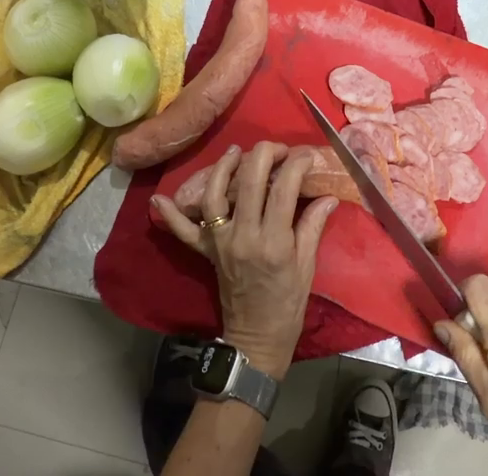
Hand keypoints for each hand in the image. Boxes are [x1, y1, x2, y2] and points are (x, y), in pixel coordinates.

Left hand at [152, 143, 337, 378]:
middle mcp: (244, 236)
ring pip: (215, 195)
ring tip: (235, 150)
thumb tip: (328, 195)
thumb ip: (313, 227)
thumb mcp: (307, 267)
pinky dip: (170, 214)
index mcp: (274, 242)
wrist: (257, 338)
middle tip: (277, 148)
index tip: (305, 156)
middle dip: (264, 155)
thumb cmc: (288, 305)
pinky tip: (159, 198)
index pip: (283, 190)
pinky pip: (184, 231)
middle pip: (249, 182)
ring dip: (223, 168)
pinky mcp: (206, 251)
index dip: (295, 165)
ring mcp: (221, 242)